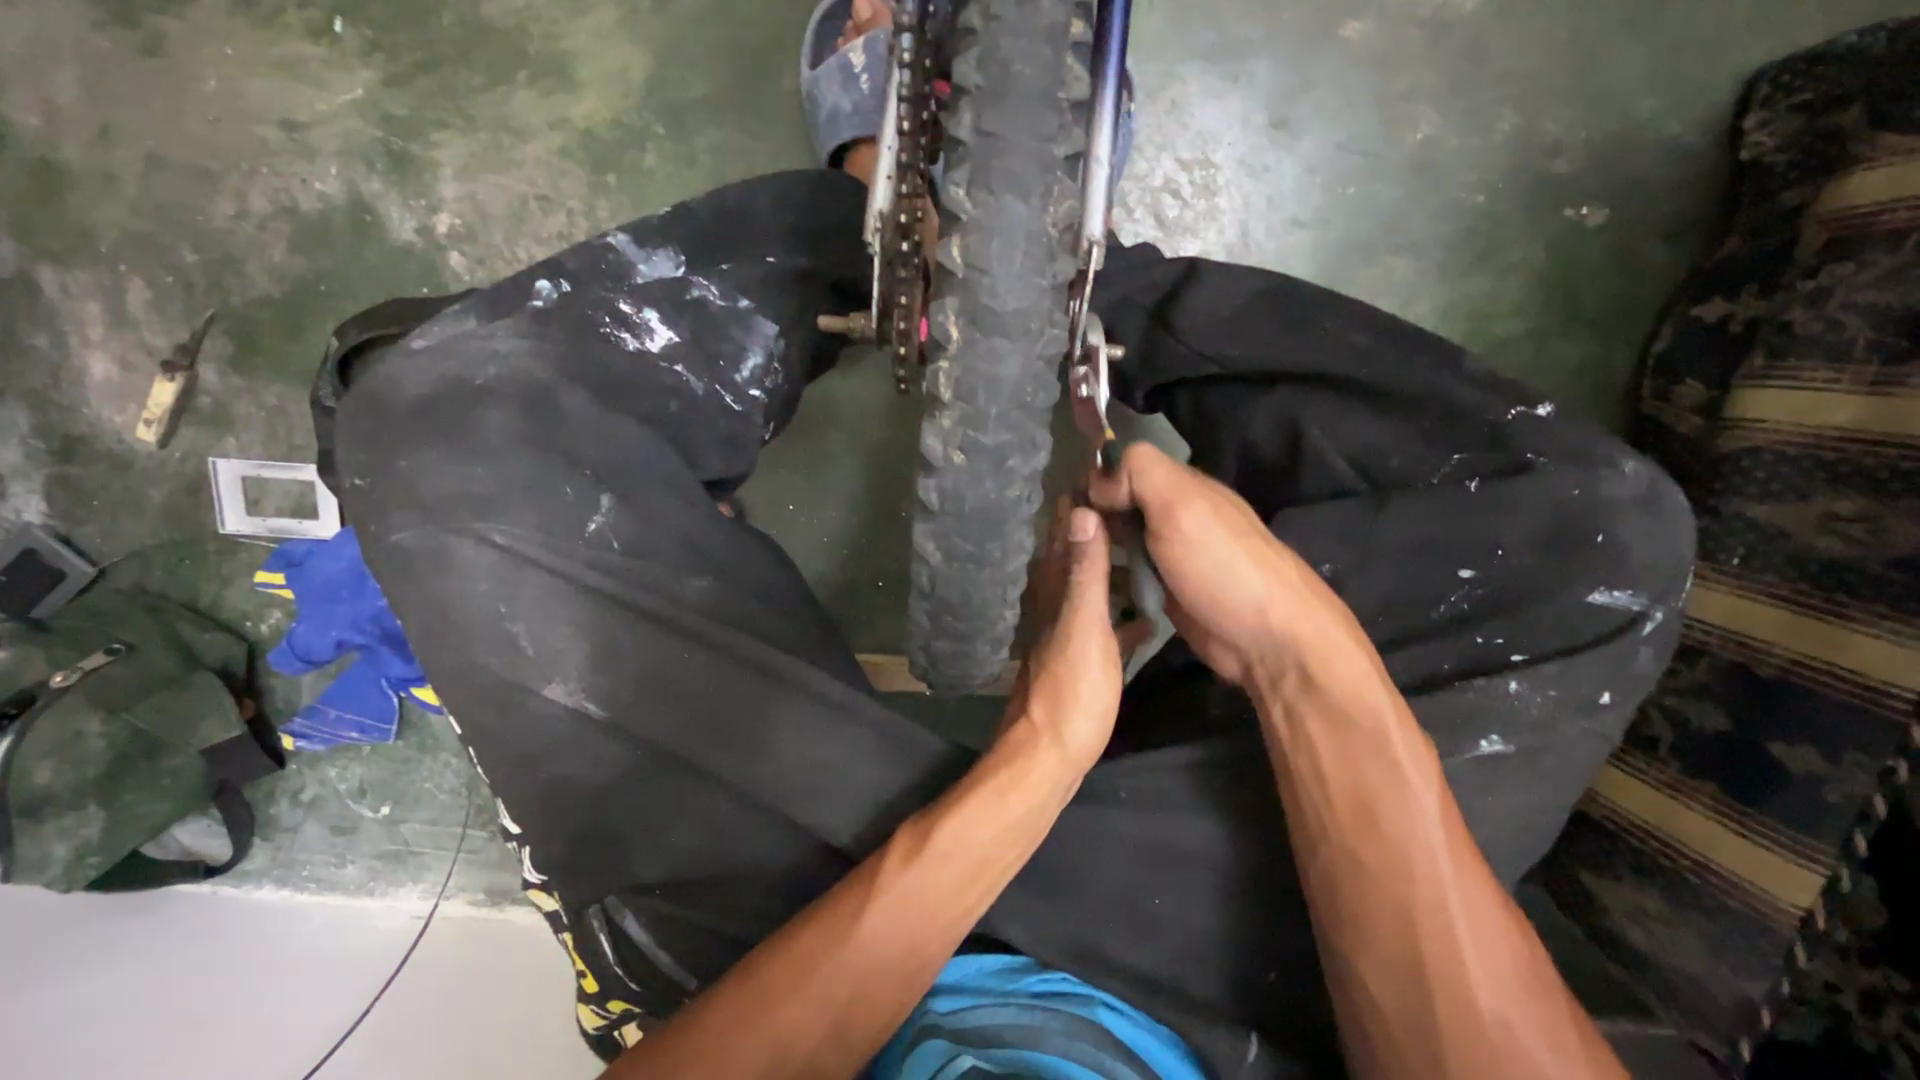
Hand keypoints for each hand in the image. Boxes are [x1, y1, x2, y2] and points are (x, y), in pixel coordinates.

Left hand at [1004, 499, 1123, 775]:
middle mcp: (1056, 604)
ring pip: (1092, 587)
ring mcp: (1069, 634)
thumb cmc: (1070, 691)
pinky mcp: (1084, 661)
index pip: (1064, 530)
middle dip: (1102, 526)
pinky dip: (1126, 614)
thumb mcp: (1083, 626)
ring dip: (1115, 566)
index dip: (1080, 499)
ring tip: (1150, 547)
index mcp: (1054, 590)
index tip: (1104, 466)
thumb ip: (1085, 572)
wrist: (1049, 757)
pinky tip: (1150, 616)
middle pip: (1078, 553)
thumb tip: (1081, 509)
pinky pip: (1107, 624)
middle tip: (1139, 501)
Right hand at [1088, 443, 1326, 687]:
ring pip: (1120, 542)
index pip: (1125, 466)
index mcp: (1182, 487)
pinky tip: (1082, 586)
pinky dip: (1106, 578)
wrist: (1266, 640)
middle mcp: (1174, 516)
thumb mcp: (1181, 504)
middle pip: (1119, 504)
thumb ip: (1139, 474)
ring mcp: (1170, 557)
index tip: (1067, 502)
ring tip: (1065, 561)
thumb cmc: (1221, 566)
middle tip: (1060, 536)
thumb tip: (1096, 478)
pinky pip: (1127, 576)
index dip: (1096, 478)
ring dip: (1094, 548)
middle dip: (1089, 515)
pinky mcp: (1165, 593)